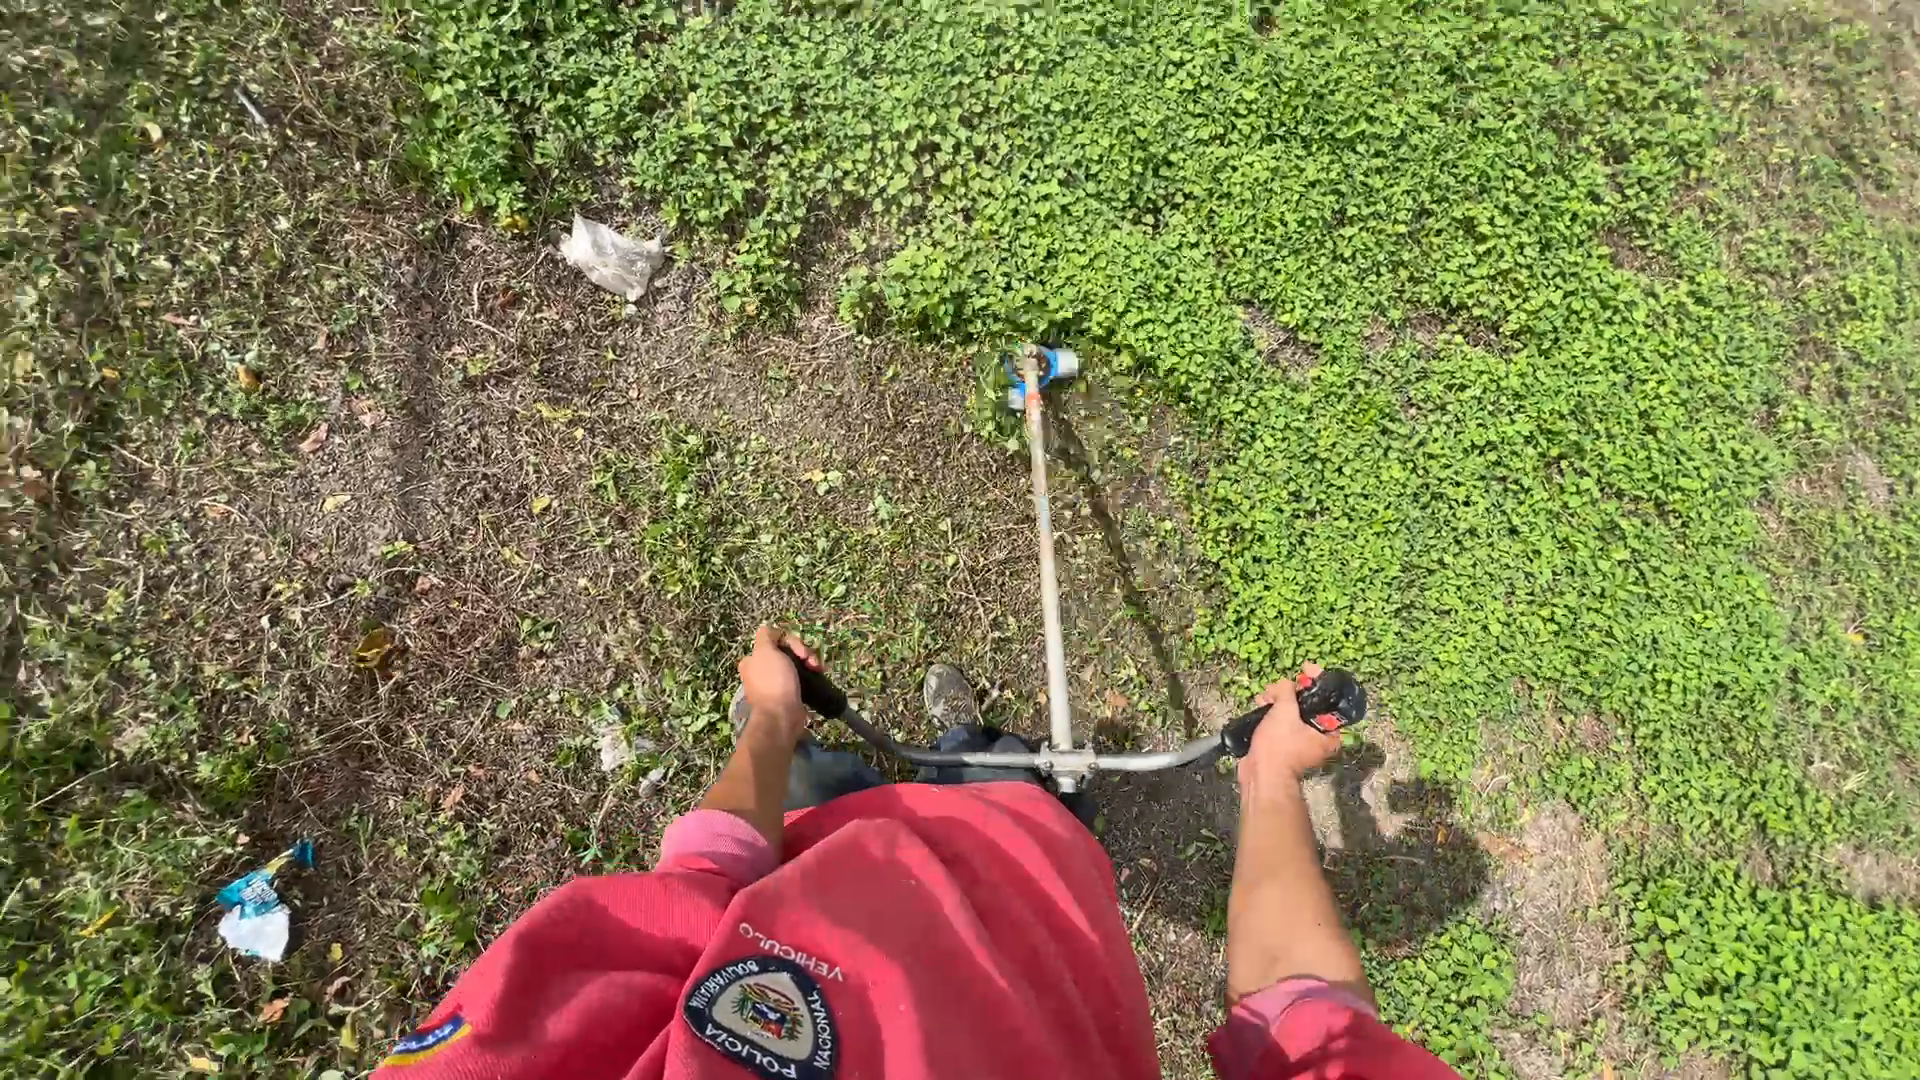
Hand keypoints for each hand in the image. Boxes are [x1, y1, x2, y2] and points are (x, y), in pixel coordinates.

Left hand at [737, 624, 819, 745]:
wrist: (782, 715)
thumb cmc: (774, 681)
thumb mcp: (765, 650)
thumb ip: (766, 635)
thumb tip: (771, 631)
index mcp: (752, 660)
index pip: (776, 639)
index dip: (791, 641)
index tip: (800, 652)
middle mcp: (761, 670)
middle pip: (787, 651)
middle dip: (803, 652)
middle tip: (811, 661)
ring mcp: (775, 683)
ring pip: (795, 663)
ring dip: (809, 662)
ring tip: (818, 669)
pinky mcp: (788, 693)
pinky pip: (800, 676)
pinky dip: (810, 674)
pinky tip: (818, 674)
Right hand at [1238, 661, 1343, 790]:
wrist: (1262, 774)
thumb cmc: (1280, 744)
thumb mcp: (1284, 711)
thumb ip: (1287, 691)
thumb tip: (1285, 684)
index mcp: (1330, 733)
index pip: (1330, 699)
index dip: (1318, 680)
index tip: (1305, 668)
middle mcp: (1319, 737)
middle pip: (1309, 704)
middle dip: (1291, 691)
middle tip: (1278, 685)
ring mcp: (1301, 741)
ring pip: (1292, 712)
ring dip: (1278, 700)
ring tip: (1264, 695)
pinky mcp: (1284, 744)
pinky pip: (1281, 722)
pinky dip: (1272, 712)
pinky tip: (1261, 704)